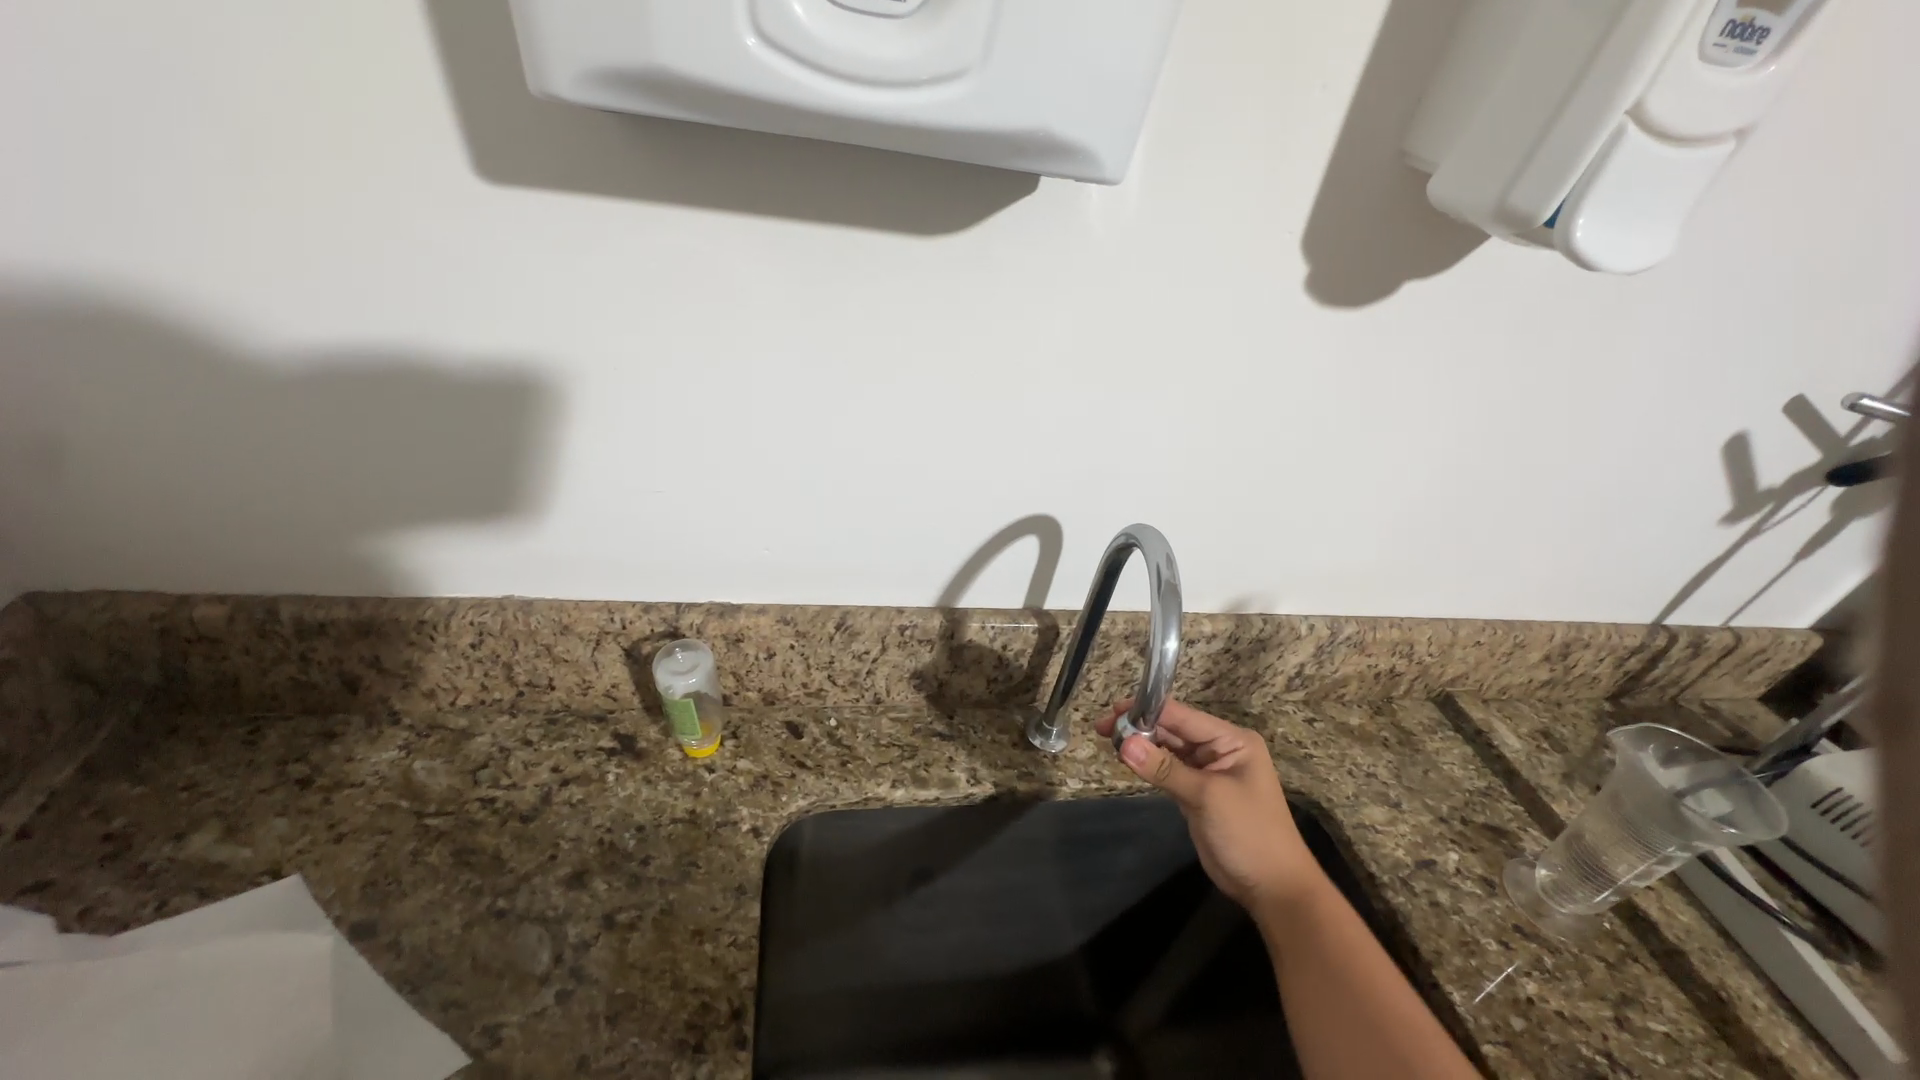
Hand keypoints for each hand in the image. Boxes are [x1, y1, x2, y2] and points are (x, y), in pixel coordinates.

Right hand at [1097, 699, 1328, 912]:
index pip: (1182, 716)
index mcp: (1232, 740)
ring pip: (1167, 749)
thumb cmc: (1248, 832)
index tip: (1112, 712)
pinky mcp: (1196, 793)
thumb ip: (1164, 768)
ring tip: (1108, 741)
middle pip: (1172, 729)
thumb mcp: (1206, 796)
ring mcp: (1207, 772)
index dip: (1147, 710)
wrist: (1271, 886)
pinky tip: (1126, 761)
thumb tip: (1124, 744)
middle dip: (1139, 727)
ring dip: (1141, 745)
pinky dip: (1148, 765)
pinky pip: (1167, 770)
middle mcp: (1219, 750)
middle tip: (1102, 729)